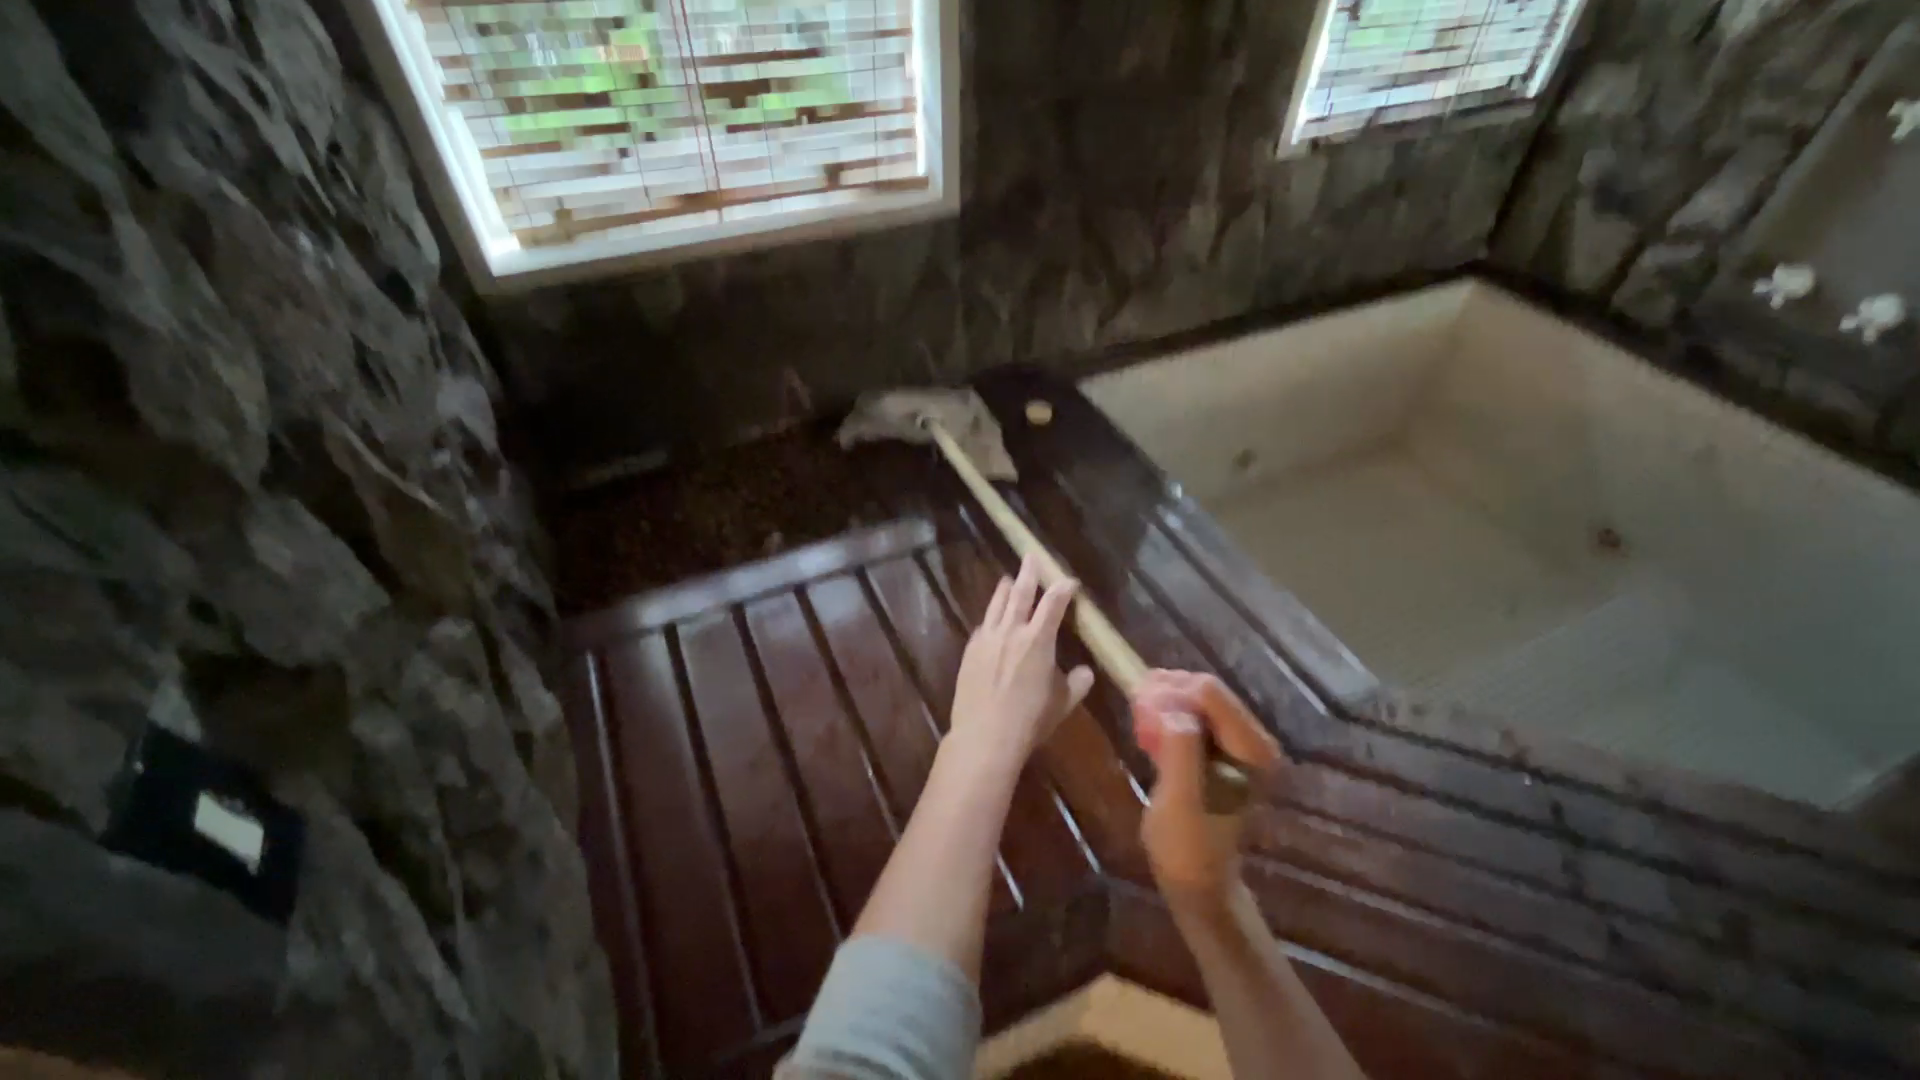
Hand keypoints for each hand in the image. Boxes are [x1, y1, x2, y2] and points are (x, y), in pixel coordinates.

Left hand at [948, 555, 1095, 765]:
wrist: (984, 736)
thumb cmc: (1030, 720)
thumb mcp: (1063, 703)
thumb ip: (1077, 684)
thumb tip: (1086, 672)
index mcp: (1038, 640)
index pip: (1053, 603)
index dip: (1063, 589)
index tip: (1069, 581)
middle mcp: (1011, 632)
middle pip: (1020, 594)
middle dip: (1028, 574)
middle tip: (1031, 557)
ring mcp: (987, 640)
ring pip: (996, 606)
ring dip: (1004, 590)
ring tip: (1008, 580)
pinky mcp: (970, 652)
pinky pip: (983, 626)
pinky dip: (990, 618)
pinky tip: (991, 619)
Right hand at [1131, 671, 1282, 907]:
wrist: (1198, 880)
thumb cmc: (1186, 846)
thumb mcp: (1179, 799)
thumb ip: (1181, 749)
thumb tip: (1172, 709)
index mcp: (1251, 750)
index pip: (1210, 693)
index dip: (1171, 691)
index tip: (1138, 707)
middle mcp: (1255, 741)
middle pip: (1207, 690)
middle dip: (1168, 692)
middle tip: (1135, 710)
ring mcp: (1242, 745)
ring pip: (1199, 699)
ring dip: (1166, 701)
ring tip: (1140, 719)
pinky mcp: (1225, 751)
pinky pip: (1196, 716)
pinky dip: (1170, 715)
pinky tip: (1150, 730)